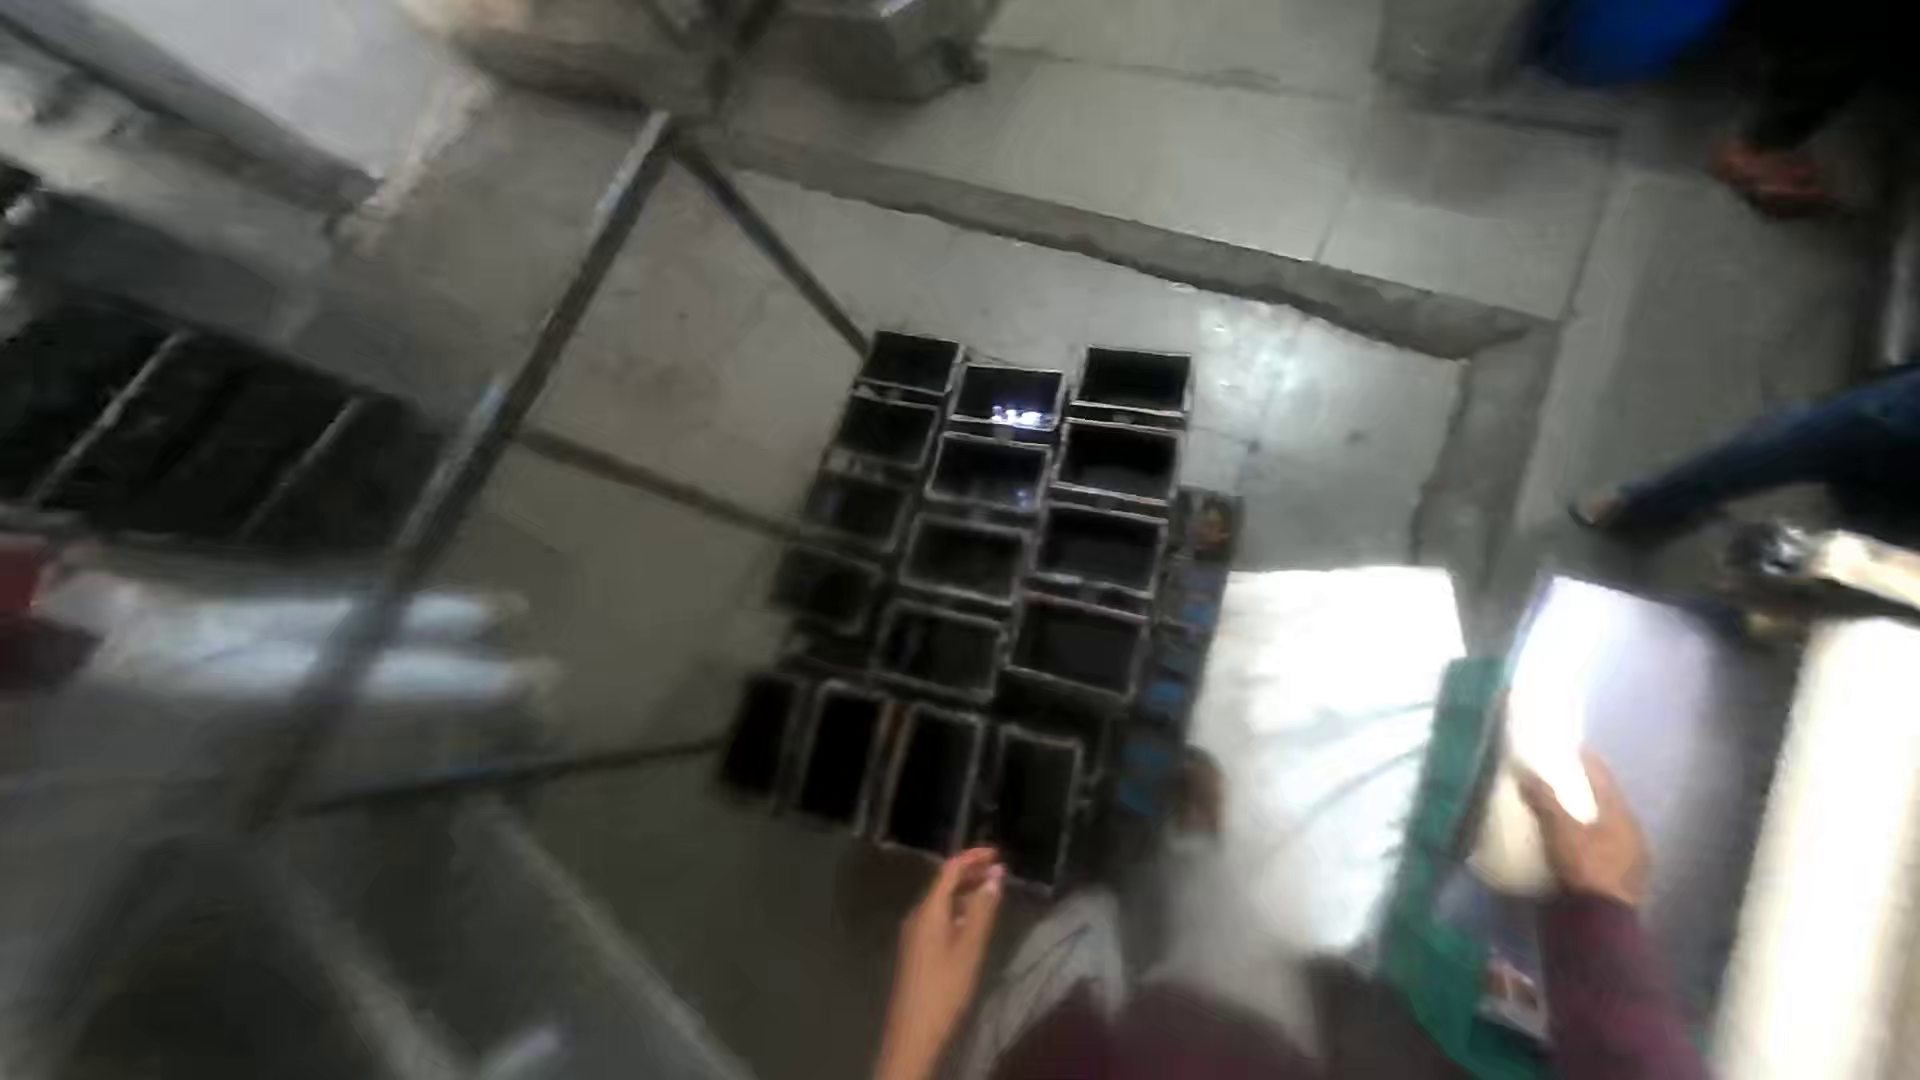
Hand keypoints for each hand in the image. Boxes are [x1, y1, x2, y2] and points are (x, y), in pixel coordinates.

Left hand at [873, 848, 1005, 1079]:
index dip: (973, 857)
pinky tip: (972, 923)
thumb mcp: (970, 948)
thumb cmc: (945, 988)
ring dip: (965, 893)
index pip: (950, 868)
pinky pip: (938, 918)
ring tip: (991, 894)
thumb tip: (995, 875)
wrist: (912, 1036)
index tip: (996, 854)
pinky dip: (957, 911)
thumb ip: (983, 909)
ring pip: (942, 902)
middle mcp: (918, 914)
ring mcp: (914, 933)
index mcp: (929, 908)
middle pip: (944, 883)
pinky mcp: (916, 950)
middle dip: (971, 874)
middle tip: (998, 872)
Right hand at [1518, 751, 1648, 907]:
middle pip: (1608, 802)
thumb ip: (1543, 798)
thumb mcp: (1559, 829)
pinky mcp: (1619, 875)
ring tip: (1564, 803)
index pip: (1605, 783)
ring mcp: (1629, 858)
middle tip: (1565, 774)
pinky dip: (1586, 831)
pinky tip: (1571, 834)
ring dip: (1587, 811)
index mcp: (1623, 820)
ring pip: (1606, 824)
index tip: (1575, 748)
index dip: (1590, 764)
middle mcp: (1633, 835)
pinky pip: (1602, 842)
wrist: (1599, 919)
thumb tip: (1523, 768)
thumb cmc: (1583, 866)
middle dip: (1588, 788)